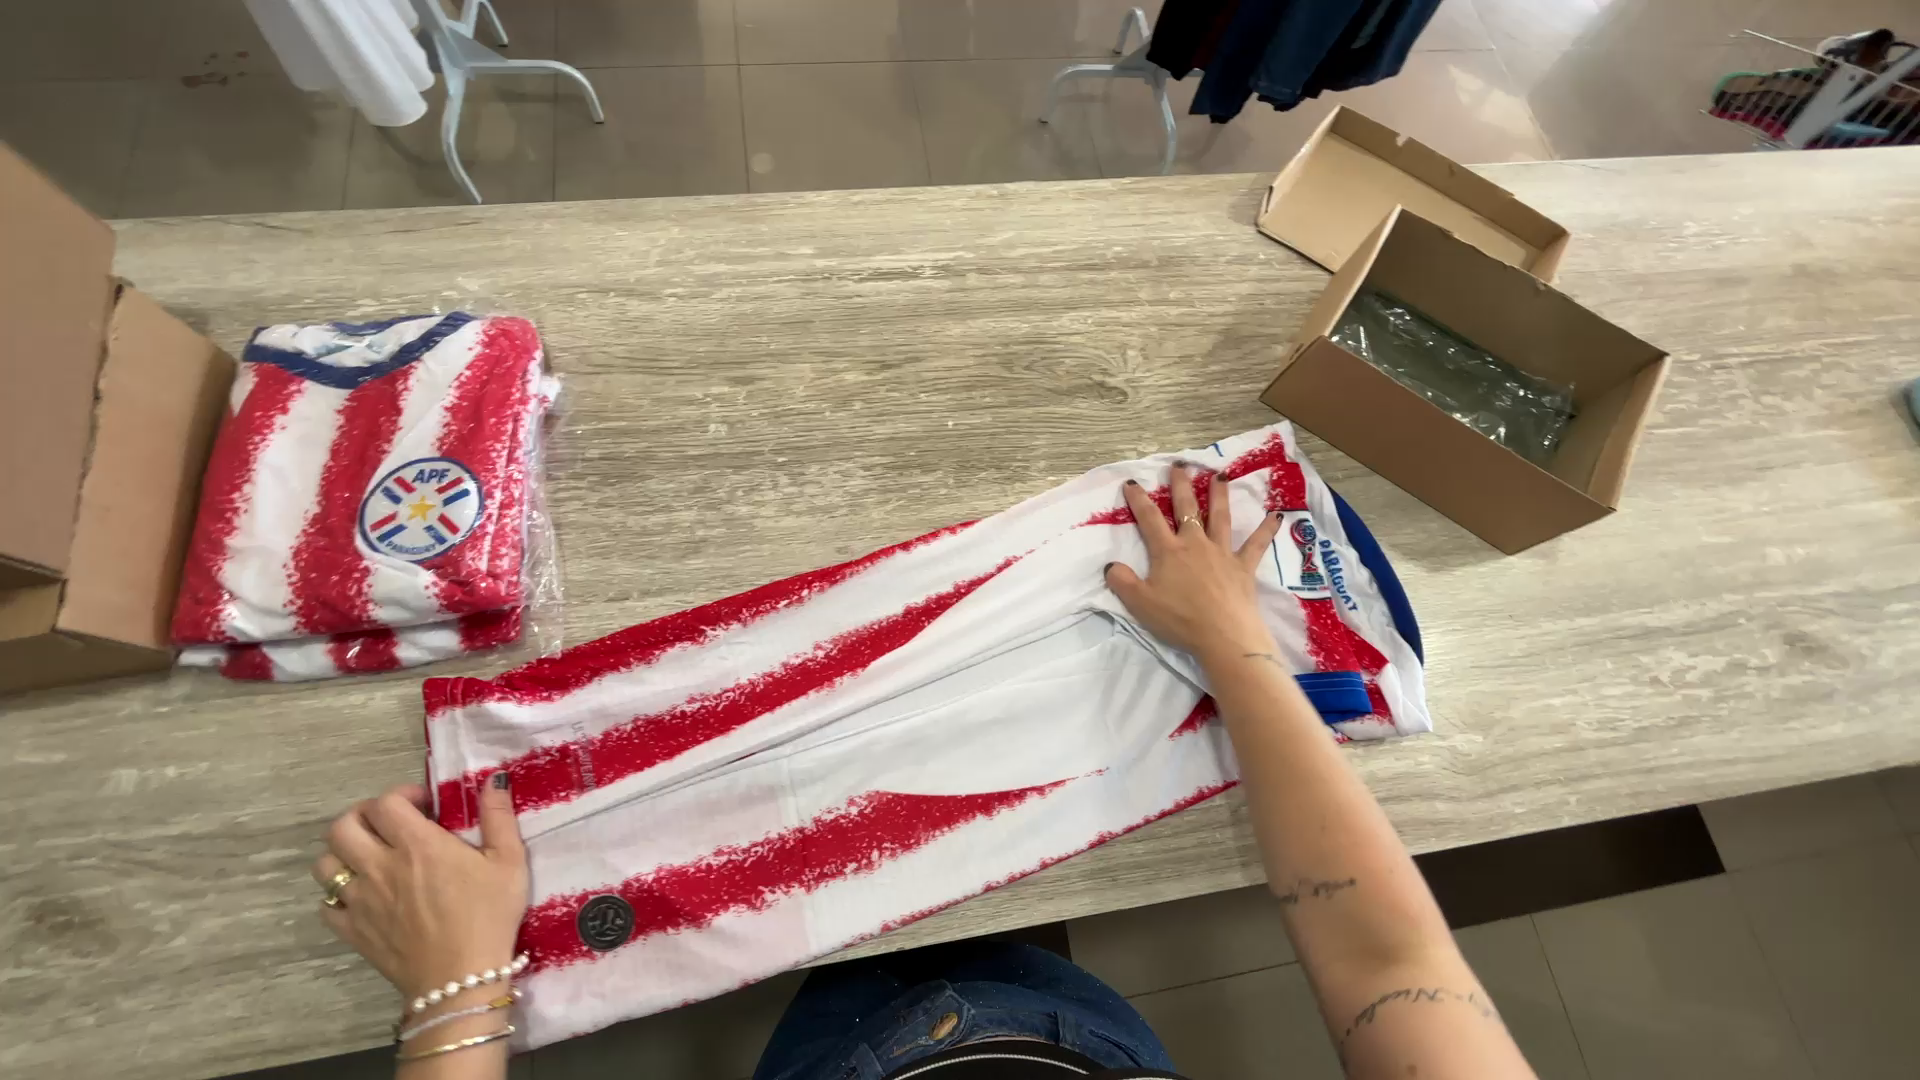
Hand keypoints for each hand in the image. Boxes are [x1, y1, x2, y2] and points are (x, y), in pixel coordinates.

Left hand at [312, 774, 528, 1002]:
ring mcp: (358, 901)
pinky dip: (338, 892)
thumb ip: (499, 815)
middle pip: (342, 827)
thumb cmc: (489, 912)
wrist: (459, 976)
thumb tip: (494, 778)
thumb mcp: (509, 859)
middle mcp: (379, 867)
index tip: (425, 805)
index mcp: (417, 845)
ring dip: (345, 851)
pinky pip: (325, 904)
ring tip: (374, 855)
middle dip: (364, 815)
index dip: (402, 794)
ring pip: (325, 864)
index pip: (385, 803)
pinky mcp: (350, 931)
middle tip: (392, 823)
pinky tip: (365, 894)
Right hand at [1104, 463, 1284, 661]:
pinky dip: (1266, 529)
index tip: (1132, 483)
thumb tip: (1111, 565)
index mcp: (1168, 551)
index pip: (1149, 519)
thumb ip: (1122, 581)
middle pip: (1187, 508)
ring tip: (1220, 476)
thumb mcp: (1140, 603)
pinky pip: (1257, 544)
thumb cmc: (1179, 619)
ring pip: (1220, 517)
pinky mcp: (1244, 567)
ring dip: (1219, 495)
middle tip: (1179, 465)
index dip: (1139, 500)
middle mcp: (1195, 544)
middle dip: (1181, 485)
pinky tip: (1277, 515)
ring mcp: (1222, 553)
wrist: (1223, 635)